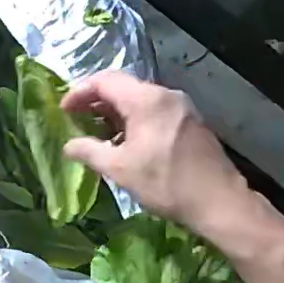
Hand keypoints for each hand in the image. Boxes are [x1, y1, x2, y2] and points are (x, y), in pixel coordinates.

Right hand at [61, 74, 251, 236]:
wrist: (219, 201)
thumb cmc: (167, 183)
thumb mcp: (121, 169)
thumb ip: (90, 151)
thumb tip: (69, 145)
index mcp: (147, 99)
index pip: (104, 80)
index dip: (79, 93)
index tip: (64, 111)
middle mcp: (167, 95)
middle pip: (124, 88)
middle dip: (97, 103)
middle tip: (78, 122)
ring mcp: (183, 108)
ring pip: (141, 101)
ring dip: (117, 114)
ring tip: (100, 136)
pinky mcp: (192, 123)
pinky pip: (157, 113)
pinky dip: (137, 121)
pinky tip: (129, 144)